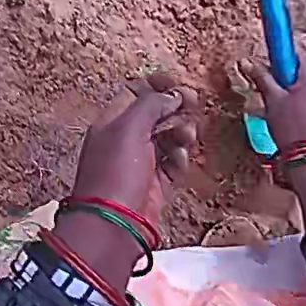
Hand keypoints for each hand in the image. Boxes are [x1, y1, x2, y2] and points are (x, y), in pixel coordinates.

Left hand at [68, 73, 200, 221]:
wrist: (115, 222)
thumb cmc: (116, 171)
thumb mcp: (129, 129)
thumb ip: (151, 105)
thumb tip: (173, 94)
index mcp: (111, 122)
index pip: (134, 93)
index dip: (155, 85)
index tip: (178, 83)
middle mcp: (125, 139)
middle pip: (155, 114)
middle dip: (174, 107)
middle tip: (193, 104)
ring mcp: (141, 162)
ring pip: (168, 138)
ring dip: (181, 132)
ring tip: (186, 136)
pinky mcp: (156, 184)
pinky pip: (174, 163)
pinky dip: (179, 158)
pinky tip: (180, 160)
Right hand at [238, 34, 305, 148]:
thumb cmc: (291, 128)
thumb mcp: (272, 100)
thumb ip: (262, 78)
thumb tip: (247, 62)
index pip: (297, 54)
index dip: (281, 55)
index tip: (270, 59)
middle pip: (304, 71)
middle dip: (287, 78)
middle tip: (271, 92)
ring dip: (296, 92)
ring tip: (282, 109)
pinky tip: (294, 118)